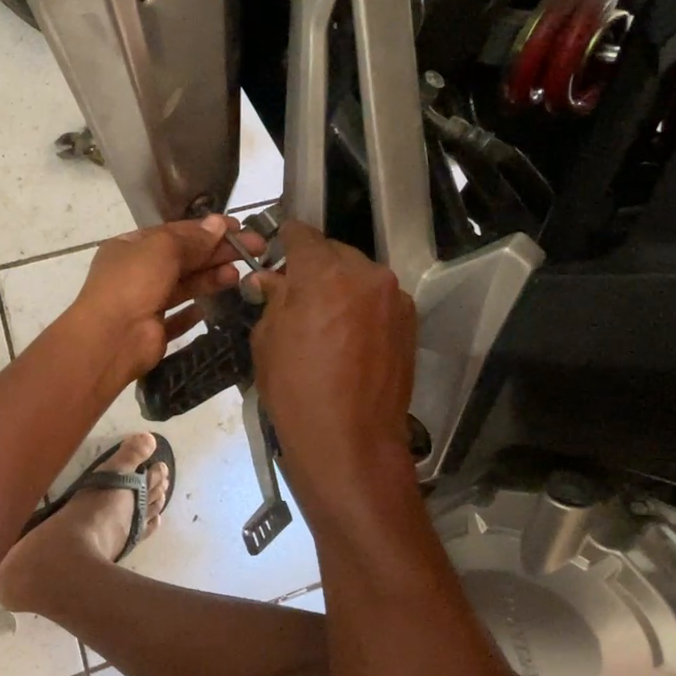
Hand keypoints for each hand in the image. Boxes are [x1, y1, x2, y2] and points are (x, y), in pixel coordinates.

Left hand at [67, 214, 258, 380]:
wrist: (111, 338)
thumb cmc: (133, 283)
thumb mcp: (162, 249)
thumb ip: (191, 239)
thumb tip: (217, 224)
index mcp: (129, 247)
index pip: (173, 233)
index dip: (206, 229)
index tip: (239, 228)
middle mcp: (134, 273)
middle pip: (182, 259)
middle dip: (216, 253)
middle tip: (255, 250)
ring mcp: (142, 303)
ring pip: (183, 286)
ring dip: (211, 278)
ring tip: (239, 274)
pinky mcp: (152, 331)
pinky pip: (176, 319)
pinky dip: (192, 313)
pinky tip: (209, 308)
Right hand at [249, 221, 417, 503]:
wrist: (349, 441)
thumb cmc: (295, 390)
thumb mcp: (266, 341)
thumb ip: (273, 300)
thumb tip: (271, 281)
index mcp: (325, 274)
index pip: (302, 235)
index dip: (283, 240)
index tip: (271, 249)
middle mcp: (367, 275)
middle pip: (334, 253)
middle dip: (311, 267)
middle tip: (288, 292)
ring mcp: (394, 299)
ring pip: (357, 277)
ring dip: (336, 288)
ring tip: (316, 319)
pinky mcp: (409, 323)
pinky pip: (375, 301)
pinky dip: (357, 308)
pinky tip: (340, 337)